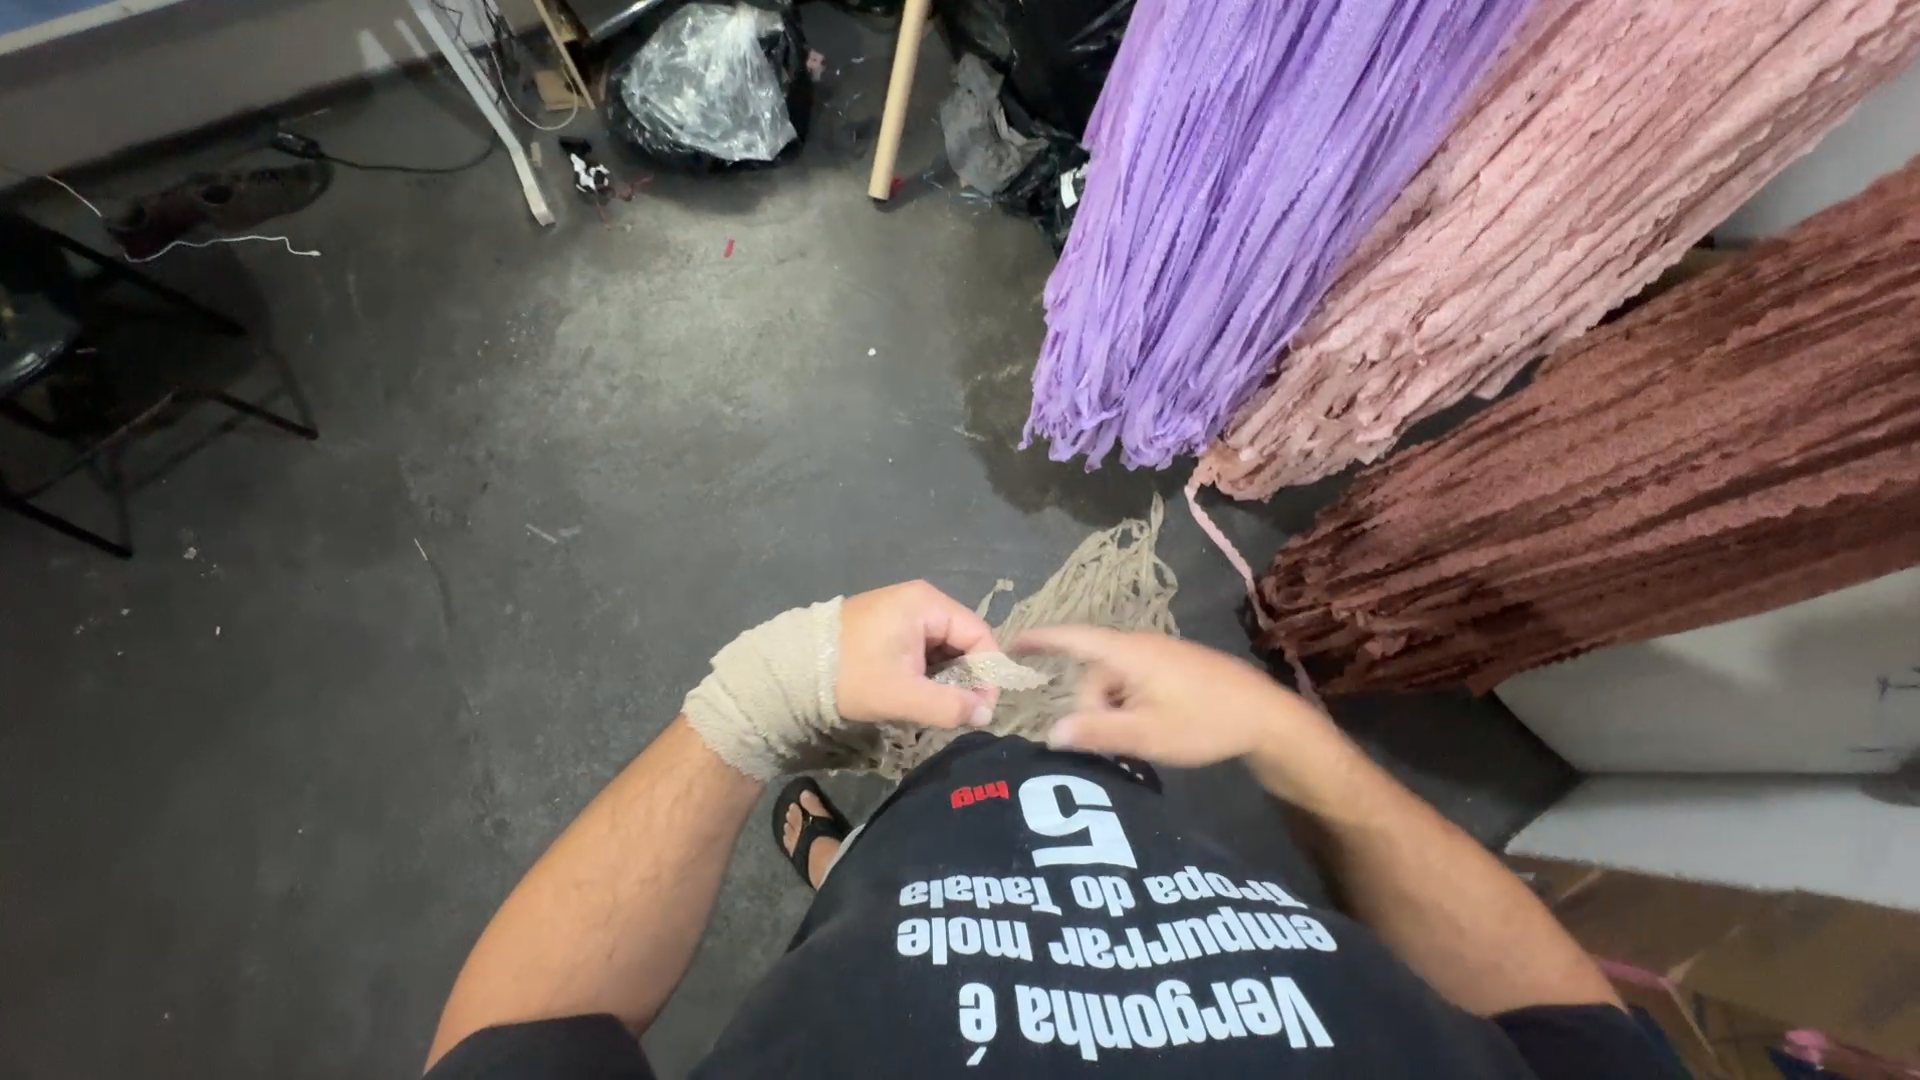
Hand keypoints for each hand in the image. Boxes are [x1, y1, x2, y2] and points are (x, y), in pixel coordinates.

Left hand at [837, 581, 1000, 729]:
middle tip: (960, 712)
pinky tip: (918, 694)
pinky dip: (927, 672)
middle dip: (966, 677)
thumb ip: (949, 706)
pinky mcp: (888, 625)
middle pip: (962, 639)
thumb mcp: (904, 695)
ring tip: (938, 707)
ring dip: (946, 678)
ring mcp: (902, 610)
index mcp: (927, 603)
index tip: (983, 710)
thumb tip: (985, 715)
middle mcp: (919, 599)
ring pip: (943, 646)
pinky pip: (923, 647)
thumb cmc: (852, 676)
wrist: (792, 670)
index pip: (979, 635)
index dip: (988, 673)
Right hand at [1013, 627, 1354, 798]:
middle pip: (1093, 673)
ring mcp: (1159, 654)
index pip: (1072, 639)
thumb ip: (1095, 733)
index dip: (1039, 639)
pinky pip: (1134, 681)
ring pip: (1114, 681)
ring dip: (1115, 710)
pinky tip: (1155, 727)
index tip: (1009, 643)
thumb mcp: (1146, 735)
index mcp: (1127, 653)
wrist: (1268, 717)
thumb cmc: (1204, 722)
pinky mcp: (1174, 666)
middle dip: (1092, 707)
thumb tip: (1049, 733)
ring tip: (1141, 739)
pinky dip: (1131, 705)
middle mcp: (1139, 645)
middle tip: (1116, 743)